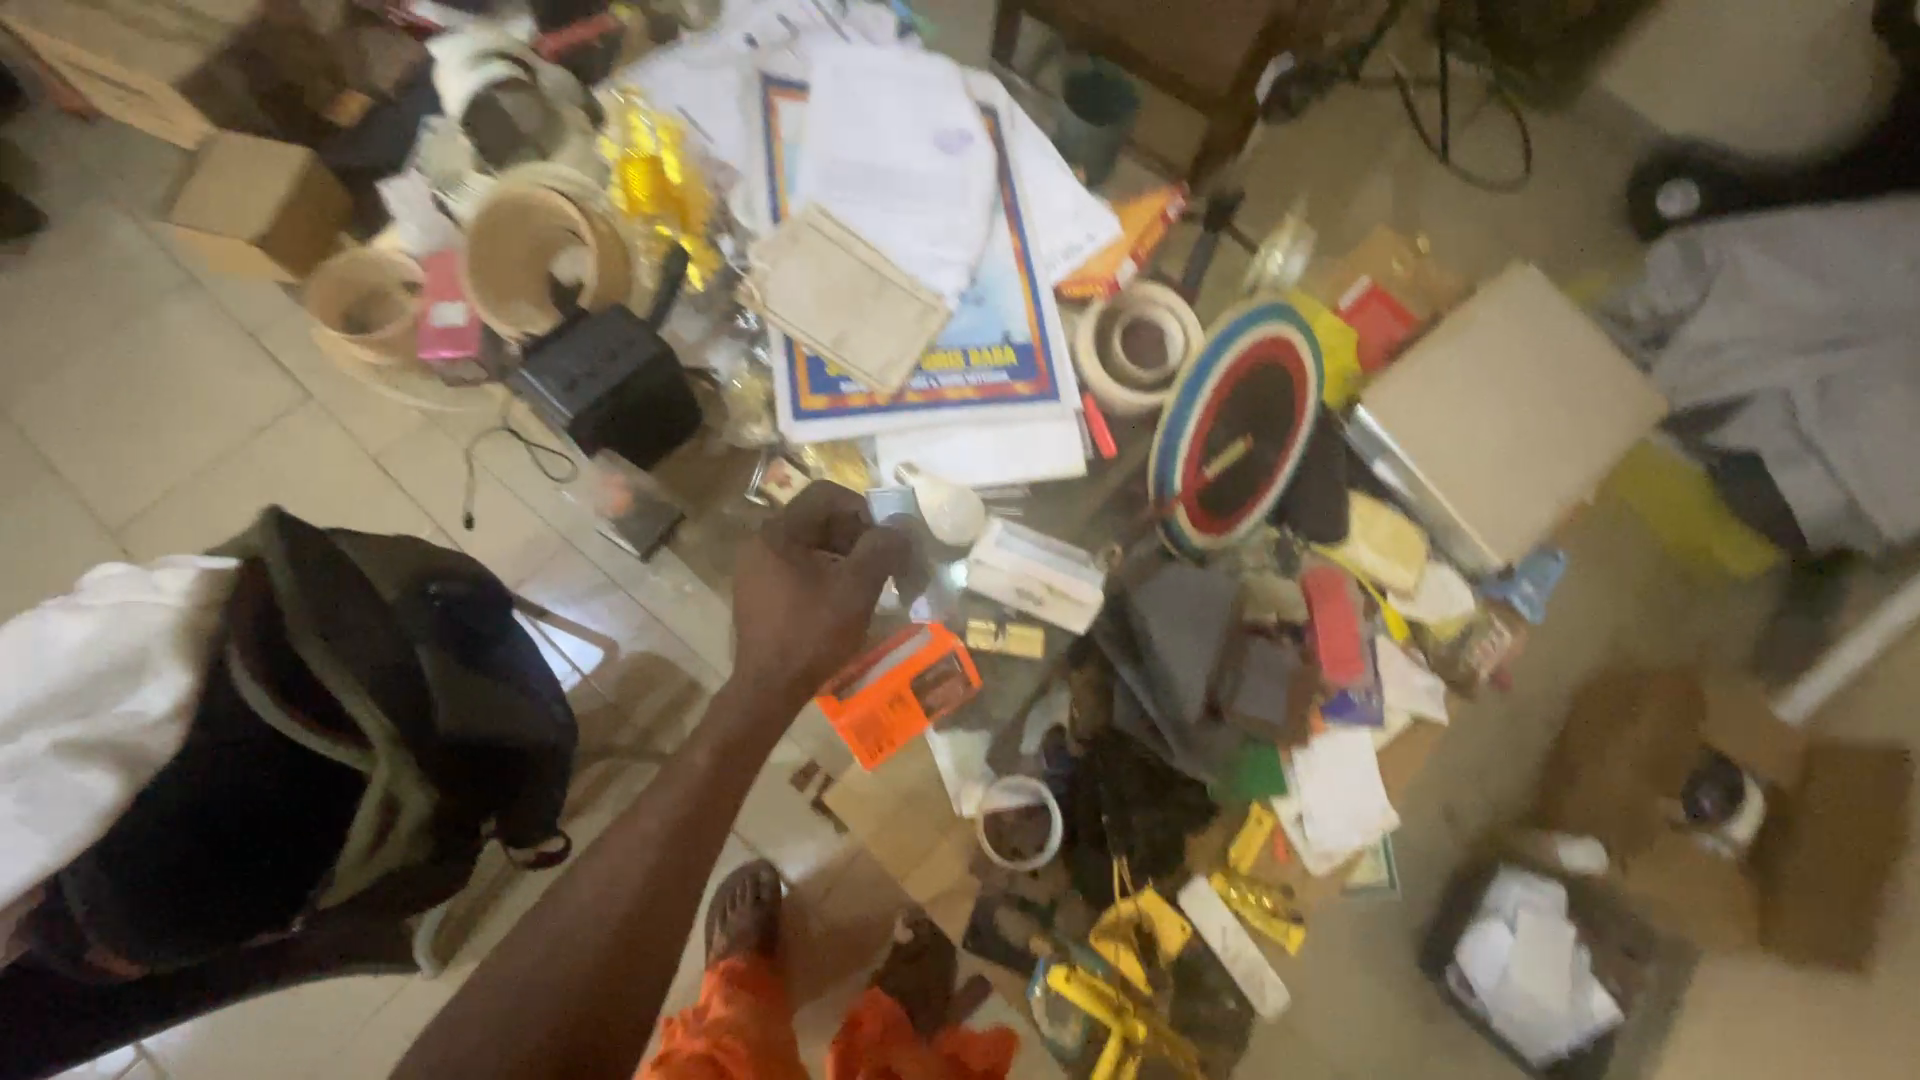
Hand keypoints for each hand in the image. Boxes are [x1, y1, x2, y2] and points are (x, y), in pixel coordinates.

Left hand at [731, 482, 911, 711]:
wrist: (768, 690)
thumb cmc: (812, 634)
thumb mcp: (856, 588)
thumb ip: (881, 549)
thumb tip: (901, 527)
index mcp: (778, 532)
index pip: (826, 494)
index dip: (864, 508)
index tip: (886, 537)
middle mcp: (761, 542)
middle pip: (819, 518)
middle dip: (858, 535)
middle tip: (885, 562)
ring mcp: (756, 569)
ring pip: (811, 545)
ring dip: (845, 556)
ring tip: (870, 583)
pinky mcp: (759, 593)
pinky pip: (799, 567)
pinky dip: (827, 573)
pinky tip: (844, 600)